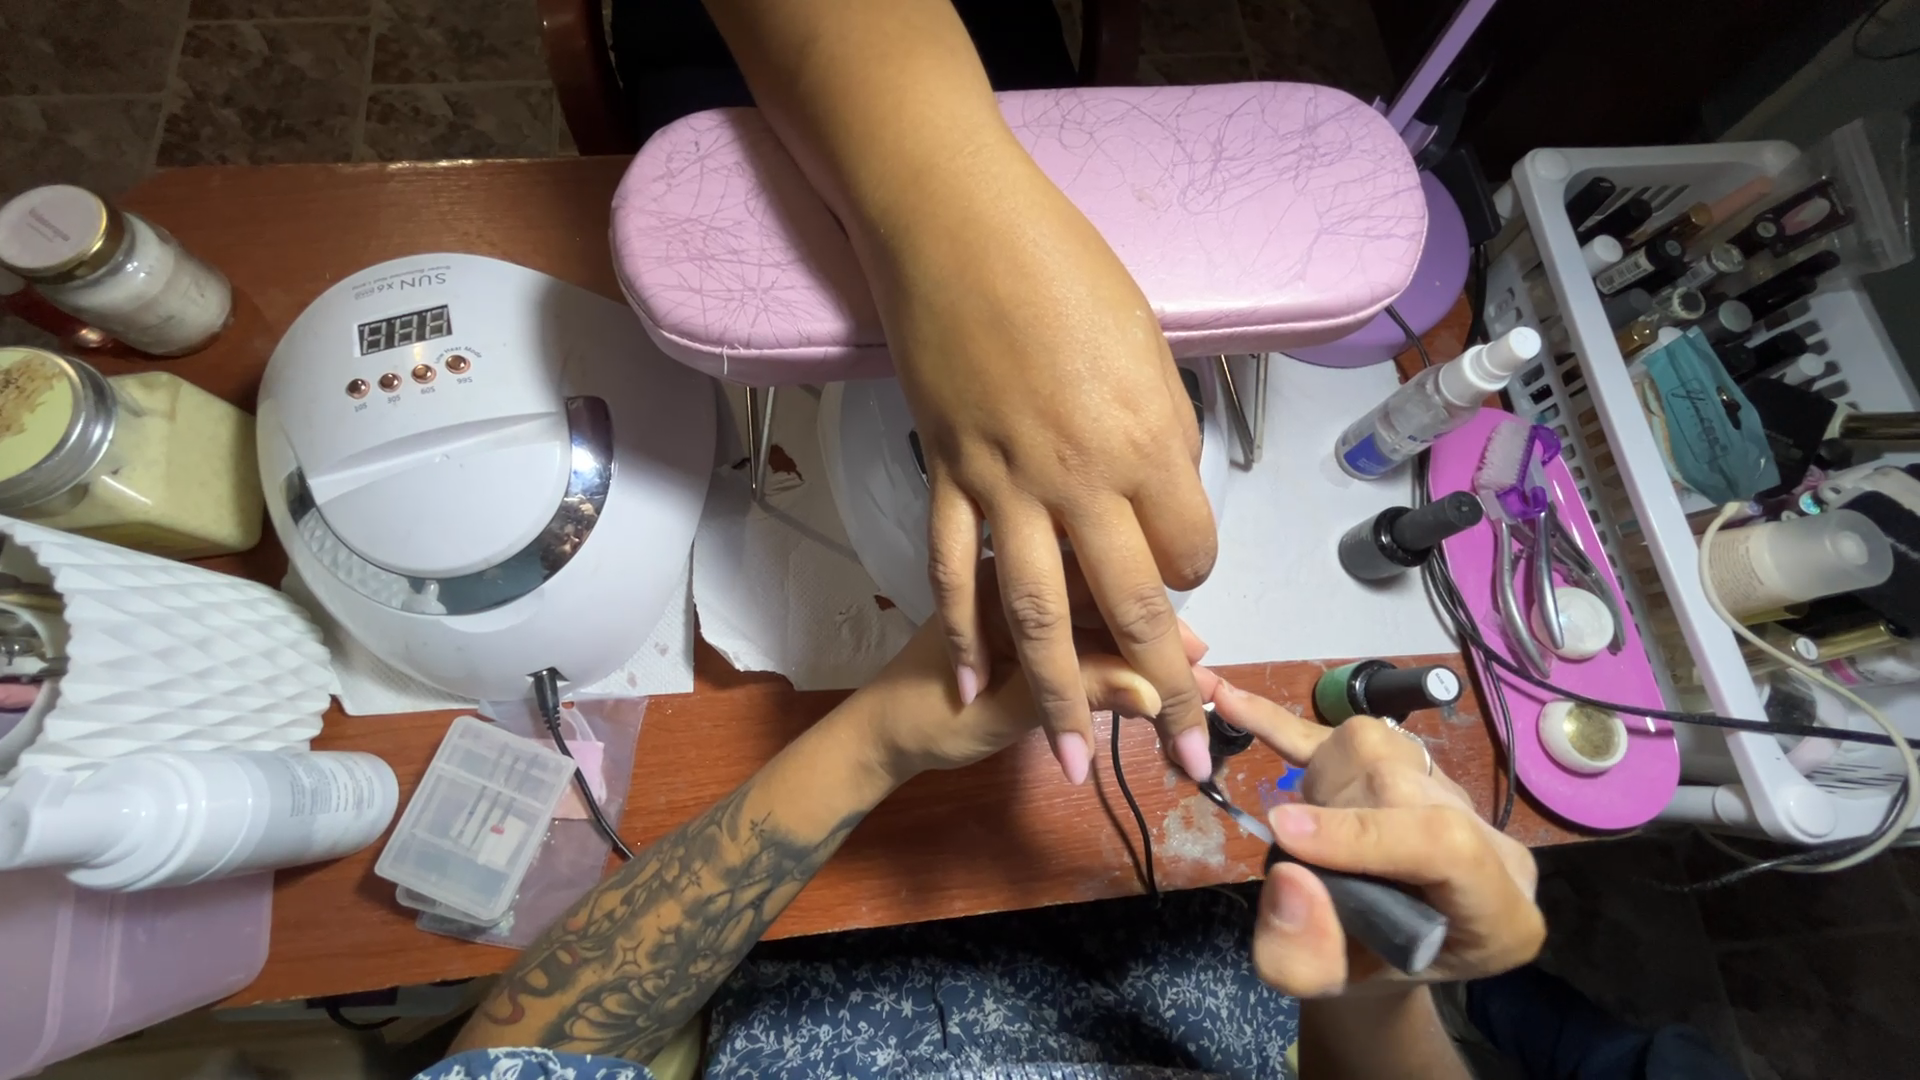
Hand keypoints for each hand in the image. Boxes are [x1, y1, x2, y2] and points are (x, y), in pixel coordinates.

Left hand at [859, 572, 1211, 783]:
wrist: (883, 732)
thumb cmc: (929, 717)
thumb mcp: (1001, 710)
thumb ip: (1072, 695)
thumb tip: (1153, 695)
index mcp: (1005, 585)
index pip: (1088, 593)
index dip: (1144, 627)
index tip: (1195, 660)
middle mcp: (1021, 581)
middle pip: (1101, 601)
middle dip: (1155, 636)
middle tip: (1205, 666)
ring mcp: (1027, 603)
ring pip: (1097, 618)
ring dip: (1140, 646)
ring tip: (1194, 667)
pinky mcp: (1030, 630)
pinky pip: (1082, 635)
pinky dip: (1116, 656)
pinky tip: (1149, 671)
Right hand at [870, 147, 1217, 789]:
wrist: (958, 230)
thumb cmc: (1068, 269)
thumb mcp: (1146, 346)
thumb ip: (1161, 437)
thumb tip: (1161, 499)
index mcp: (1148, 439)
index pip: (1189, 549)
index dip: (1192, 573)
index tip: (1180, 576)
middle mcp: (1083, 479)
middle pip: (1132, 605)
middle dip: (1166, 687)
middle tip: (1188, 754)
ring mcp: (1007, 487)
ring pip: (1041, 614)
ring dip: (1060, 698)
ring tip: (1076, 763)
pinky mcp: (948, 480)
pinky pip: (953, 571)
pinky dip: (963, 632)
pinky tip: (972, 682)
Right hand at [1200, 674, 1543, 995]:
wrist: (1371, 945)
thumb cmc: (1357, 967)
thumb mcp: (1322, 986)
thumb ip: (1302, 956)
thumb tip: (1290, 876)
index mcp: (1498, 914)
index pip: (1449, 847)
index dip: (1362, 834)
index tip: (1283, 833)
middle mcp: (1491, 842)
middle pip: (1400, 789)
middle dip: (1329, 811)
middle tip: (1294, 849)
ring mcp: (1447, 791)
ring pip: (1372, 748)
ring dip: (1317, 779)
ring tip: (1305, 827)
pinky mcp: (1398, 759)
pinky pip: (1339, 729)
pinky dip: (1279, 718)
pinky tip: (1231, 701)